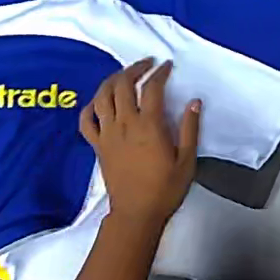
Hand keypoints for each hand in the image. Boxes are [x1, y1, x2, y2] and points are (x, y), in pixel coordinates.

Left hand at [80, 59, 201, 230]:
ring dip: (112, 80)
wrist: (136, 214)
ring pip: (102, 96)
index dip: (159, 73)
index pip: (151, 88)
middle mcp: (124, 124)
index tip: (166, 66)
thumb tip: (194, 102)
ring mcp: (107, 133)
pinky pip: (86, 120)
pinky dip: (90, 106)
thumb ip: (190, 128)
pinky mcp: (97, 145)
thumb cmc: (165, 189)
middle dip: (134, 69)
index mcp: (148, 125)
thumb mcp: (187, 160)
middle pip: (122, 84)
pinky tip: (98, 101)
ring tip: (123, 76)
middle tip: (146, 65)